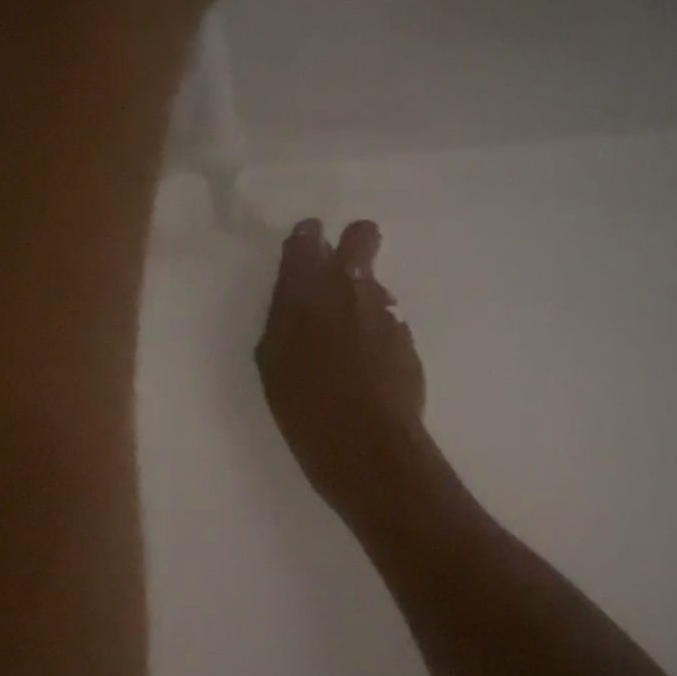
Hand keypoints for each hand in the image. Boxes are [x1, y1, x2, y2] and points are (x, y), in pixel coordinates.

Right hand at [256, 220, 431, 517]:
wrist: (362, 439)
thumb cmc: (300, 403)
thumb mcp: (271, 360)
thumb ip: (283, 320)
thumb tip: (296, 307)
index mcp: (305, 288)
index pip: (306, 238)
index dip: (305, 241)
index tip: (302, 255)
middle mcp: (348, 287)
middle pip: (361, 236)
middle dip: (351, 246)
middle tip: (337, 278)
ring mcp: (384, 310)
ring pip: (374, 284)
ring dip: (361, 300)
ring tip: (347, 343)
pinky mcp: (406, 336)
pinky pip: (387, 322)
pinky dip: (377, 335)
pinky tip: (366, 368)